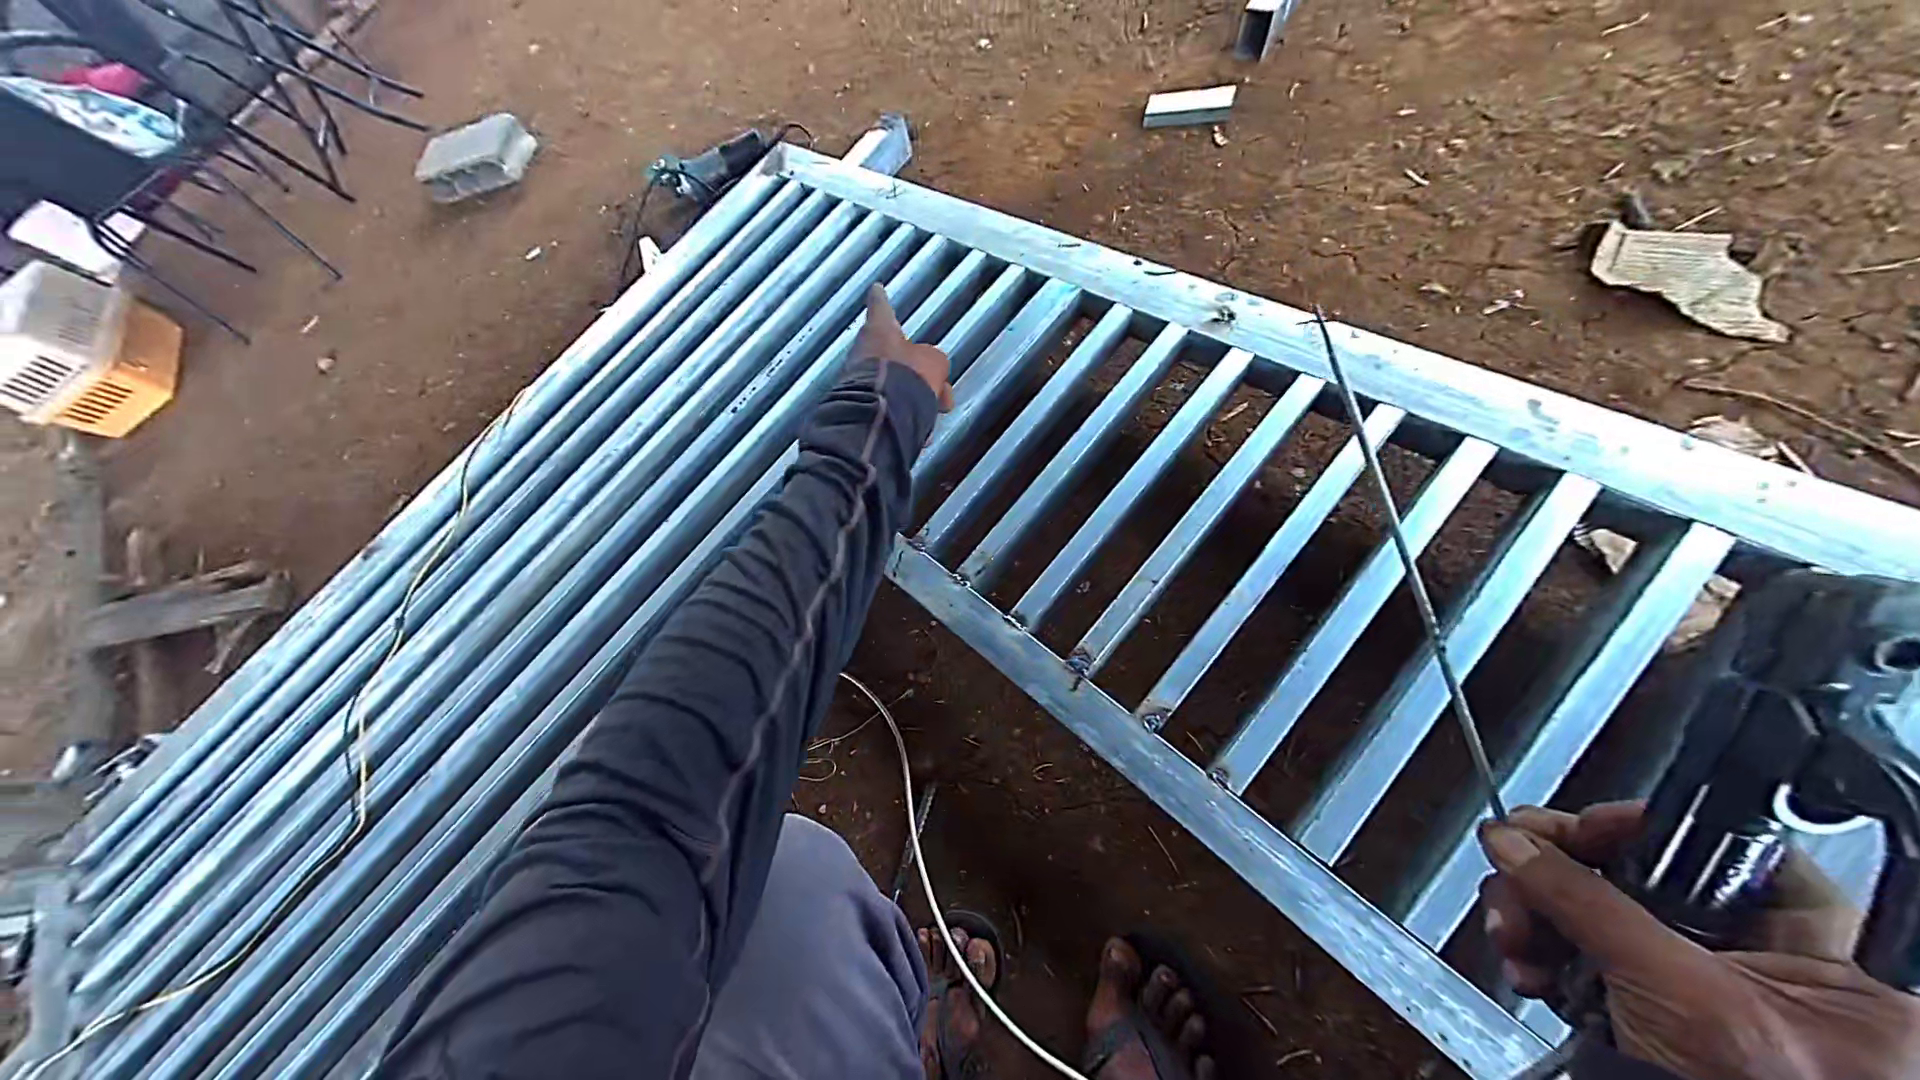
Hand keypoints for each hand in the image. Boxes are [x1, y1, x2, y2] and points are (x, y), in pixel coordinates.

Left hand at [855, 285, 952, 410]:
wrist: (883, 417)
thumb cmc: (906, 379)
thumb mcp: (934, 361)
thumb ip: (934, 360)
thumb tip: (934, 366)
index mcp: (879, 330)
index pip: (880, 307)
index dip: (880, 298)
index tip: (875, 287)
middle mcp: (862, 351)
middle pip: (891, 353)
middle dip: (915, 367)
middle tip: (937, 380)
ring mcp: (857, 379)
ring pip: (892, 381)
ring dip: (913, 393)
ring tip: (935, 408)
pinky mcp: (860, 406)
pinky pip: (886, 404)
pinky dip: (904, 410)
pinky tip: (921, 423)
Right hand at [1478, 802, 1919, 1079]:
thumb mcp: (1679, 995)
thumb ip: (1591, 906)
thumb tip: (1514, 842)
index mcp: (1822, 960)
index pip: (1730, 850)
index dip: (1646, 827)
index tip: (1579, 830)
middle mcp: (1758, 964)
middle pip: (1636, 875)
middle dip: (1554, 877)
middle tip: (1514, 875)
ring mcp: (1696, 988)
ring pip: (1594, 912)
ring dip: (1532, 917)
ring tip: (1512, 940)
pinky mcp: (1646, 1008)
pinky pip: (1580, 952)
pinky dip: (1542, 954)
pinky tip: (1529, 969)